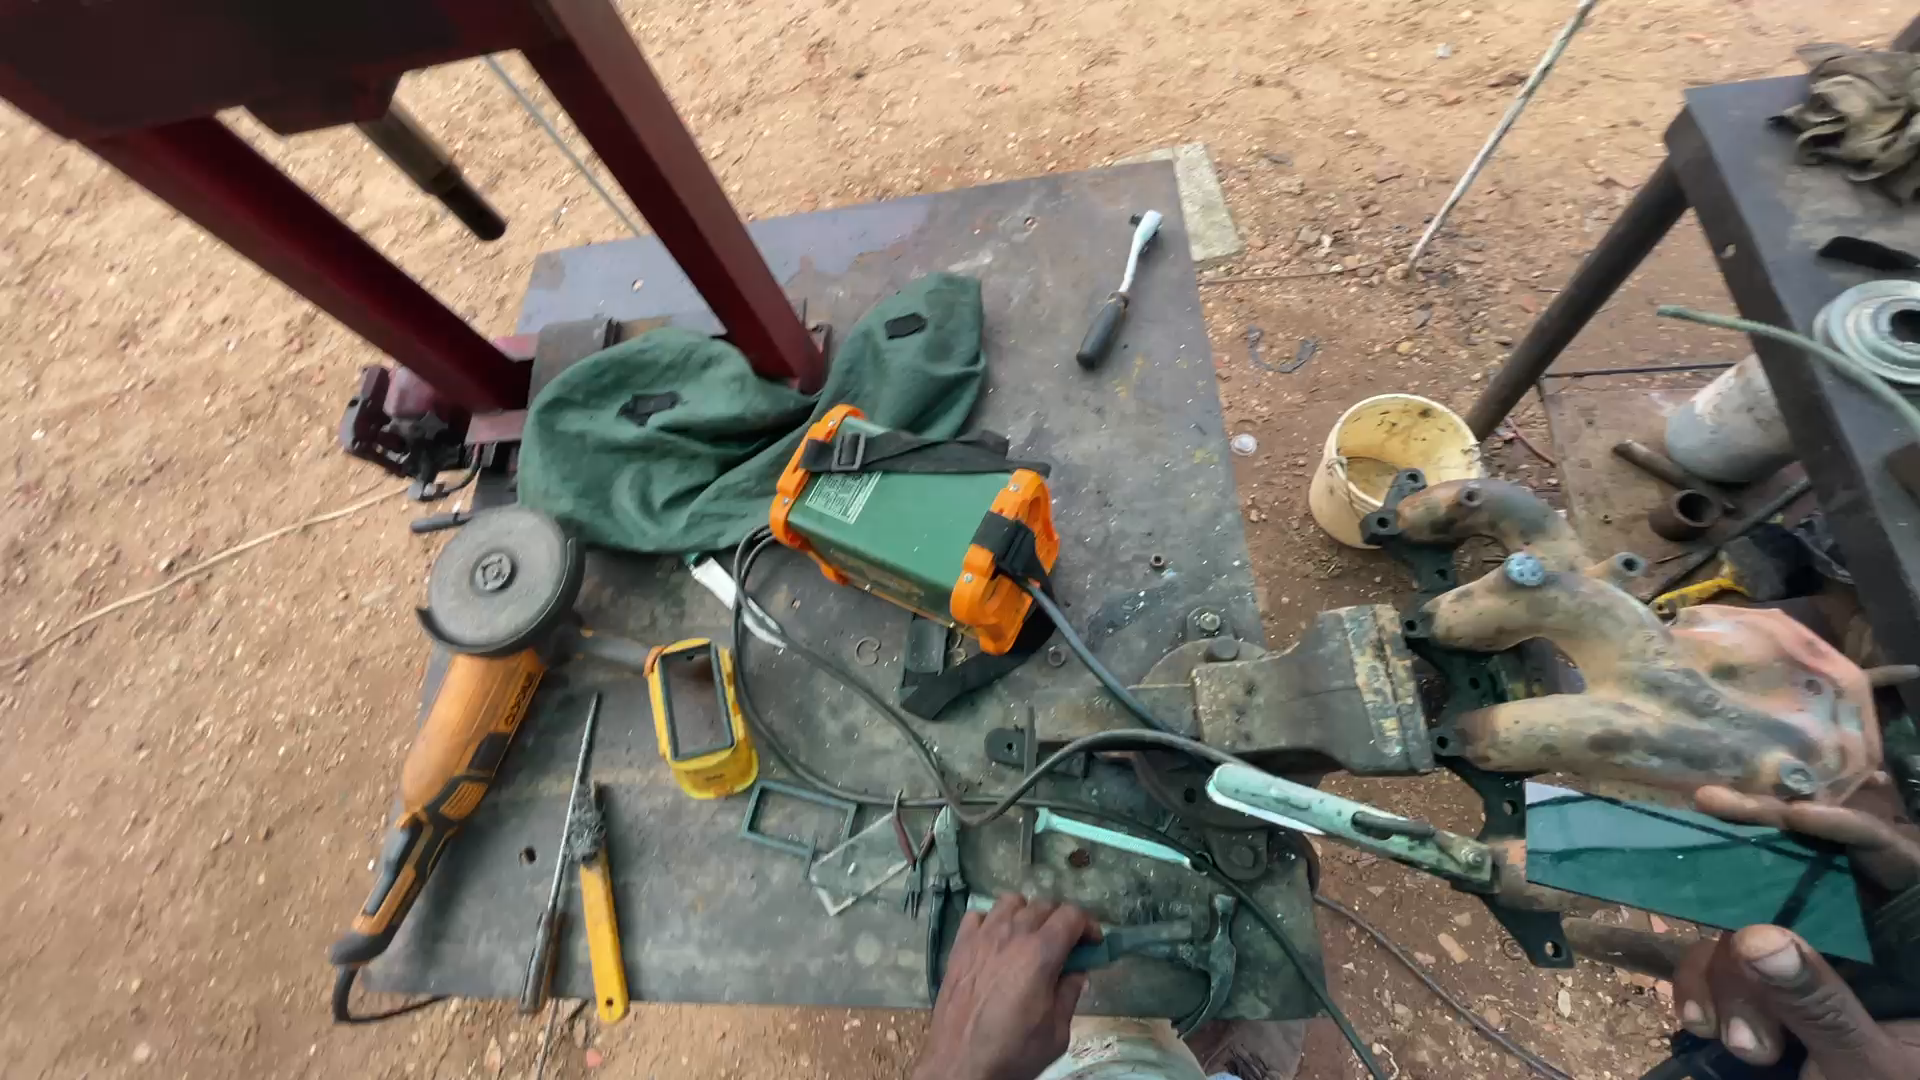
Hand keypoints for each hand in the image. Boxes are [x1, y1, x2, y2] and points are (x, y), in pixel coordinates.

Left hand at [913, 894, 1098, 1079]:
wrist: (960, 1064)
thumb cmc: (1013, 1052)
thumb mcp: (1056, 1033)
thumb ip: (1069, 993)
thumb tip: (1077, 971)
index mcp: (1040, 953)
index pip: (1071, 915)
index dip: (1088, 925)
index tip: (1093, 943)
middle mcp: (1012, 933)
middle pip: (1044, 905)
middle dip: (1061, 921)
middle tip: (1065, 946)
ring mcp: (983, 934)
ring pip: (1011, 902)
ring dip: (1026, 914)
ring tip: (1028, 939)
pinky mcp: (960, 943)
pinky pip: (979, 915)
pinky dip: (991, 922)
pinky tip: (995, 943)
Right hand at [1669, 784, 1919, 1076]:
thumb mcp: (1873, 1070)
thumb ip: (1820, 1004)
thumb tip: (1756, 936)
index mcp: (1913, 958)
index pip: (1897, 869)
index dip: (1848, 831)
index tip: (1789, 814)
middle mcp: (1859, 948)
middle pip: (1798, 881)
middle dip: (1749, 861)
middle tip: (1705, 804)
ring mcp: (1801, 964)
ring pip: (1741, 929)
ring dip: (1725, 978)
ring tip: (1740, 1042)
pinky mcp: (1756, 983)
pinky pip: (1711, 961)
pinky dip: (1700, 989)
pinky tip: (1702, 1024)